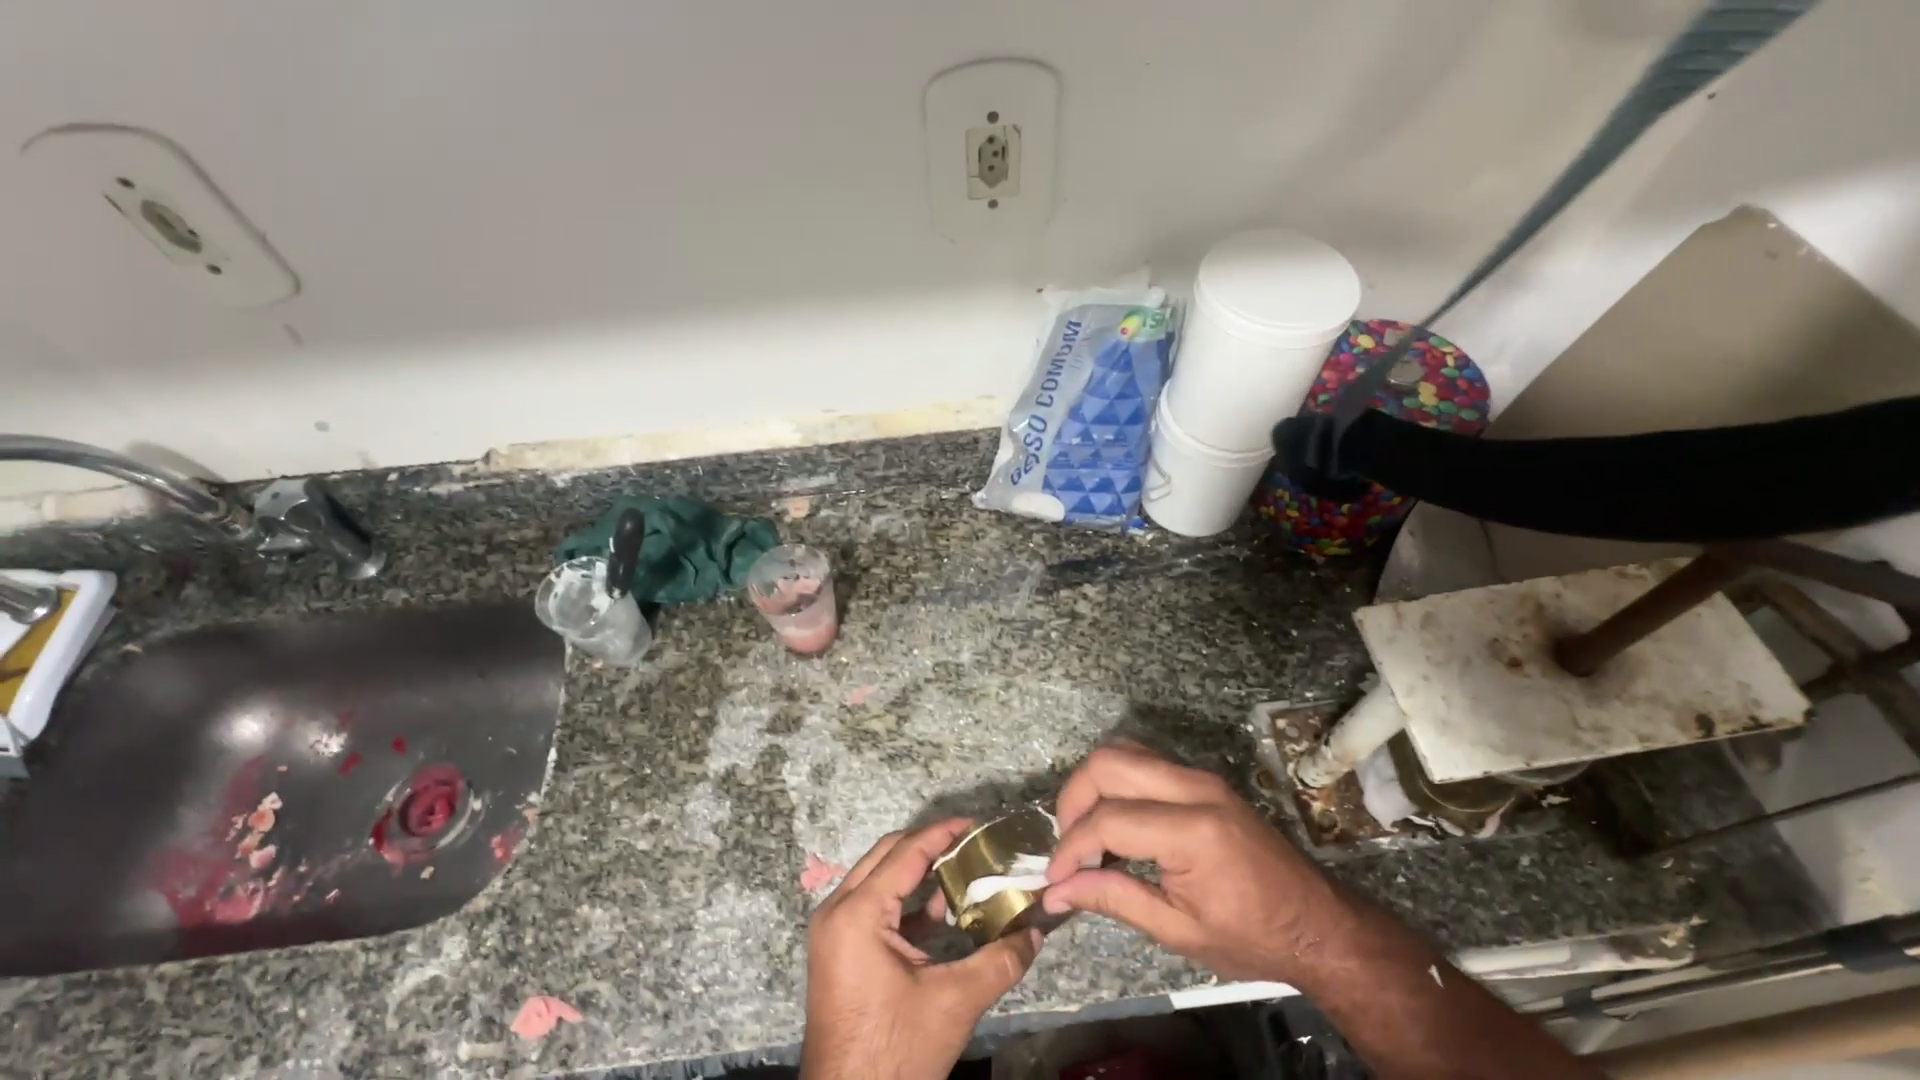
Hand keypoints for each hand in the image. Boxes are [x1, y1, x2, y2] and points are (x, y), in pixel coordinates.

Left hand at [803, 819, 1041, 1079]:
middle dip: (929, 845)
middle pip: (886, 856)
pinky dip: (906, 902)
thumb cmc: (896, 1048)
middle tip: (974, 844)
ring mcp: (833, 932)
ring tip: (964, 871)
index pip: (905, 853)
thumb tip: (1036, 932)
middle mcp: (837, 911)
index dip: (942, 833)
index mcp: (858, 913)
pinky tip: (943, 913)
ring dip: (918, 872)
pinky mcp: (838, 952)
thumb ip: (999, 961)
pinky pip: (872, 907)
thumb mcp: (954, 1002)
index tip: (977, 824)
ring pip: (878, 879)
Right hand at [1041, 742, 1342, 981]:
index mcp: (1193, 831)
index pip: (1108, 820)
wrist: (1317, 923)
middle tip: (1067, 846)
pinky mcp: (1204, 780)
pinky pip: (1145, 762)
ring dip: (1093, 786)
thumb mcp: (1178, 930)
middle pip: (1108, 762)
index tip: (1054, 878)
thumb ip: (1114, 899)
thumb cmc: (1252, 937)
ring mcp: (1201, 778)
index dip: (1070, 847)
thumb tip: (1054, 891)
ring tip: (1086, 834)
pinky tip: (1115, 823)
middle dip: (1073, 799)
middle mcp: (1195, 789)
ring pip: (1124, 752)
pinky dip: (1116, 783)